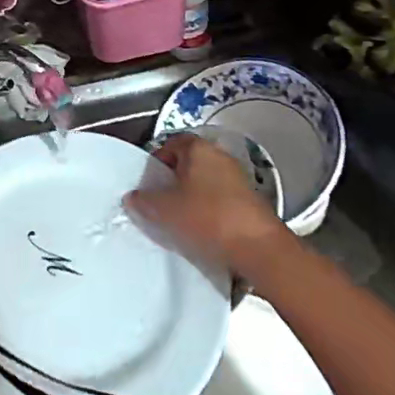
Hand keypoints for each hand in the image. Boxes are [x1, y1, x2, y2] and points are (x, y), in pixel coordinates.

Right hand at [125, 133, 290, 274]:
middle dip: (173, 180)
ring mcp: (240, 180)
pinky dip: (210, 210)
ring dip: (192, 196)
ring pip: (205, 183)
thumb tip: (134, 197)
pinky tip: (202, 229)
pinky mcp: (252, 202)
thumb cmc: (206, 217)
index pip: (170, 144)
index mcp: (198, 148)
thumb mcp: (161, 209)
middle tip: (160, 200)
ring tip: (179, 218)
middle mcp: (221, 157)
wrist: (260, 250)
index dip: (156, 162)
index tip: (149, 182)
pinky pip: (221, 200)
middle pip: (188, 164)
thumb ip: (142, 199)